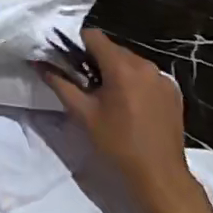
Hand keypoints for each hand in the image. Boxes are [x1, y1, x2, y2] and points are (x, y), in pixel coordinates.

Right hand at [38, 30, 197, 212]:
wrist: (159, 176)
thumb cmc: (116, 145)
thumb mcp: (83, 114)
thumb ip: (60, 83)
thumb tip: (40, 63)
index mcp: (122, 66)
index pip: (93, 36)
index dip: (76, 45)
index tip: (68, 63)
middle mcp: (145, 64)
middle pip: (113, 49)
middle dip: (95, 61)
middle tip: (84, 85)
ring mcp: (162, 77)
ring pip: (131, 62)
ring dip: (115, 72)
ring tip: (106, 98)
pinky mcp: (173, 91)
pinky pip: (147, 77)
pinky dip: (134, 83)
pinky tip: (130, 107)